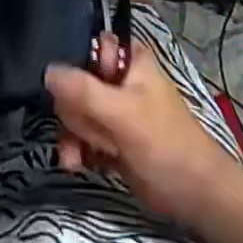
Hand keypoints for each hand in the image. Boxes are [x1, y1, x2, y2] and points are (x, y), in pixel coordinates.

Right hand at [45, 35, 242, 229]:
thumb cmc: (166, 145)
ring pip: (75, 110)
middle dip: (74, 110)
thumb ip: (84, 91)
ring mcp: (114, 111)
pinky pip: (80, 135)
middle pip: (76, 80)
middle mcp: (119, 80)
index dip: (74, 65)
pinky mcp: (110, 139)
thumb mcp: (123, 114)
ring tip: (77, 155)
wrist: (195, 197)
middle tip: (89, 128)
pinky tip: (76, 165)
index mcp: (130, 61)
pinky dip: (76, 149)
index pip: (91, 45)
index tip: (70, 89)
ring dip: (72, 134)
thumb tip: (47, 70)